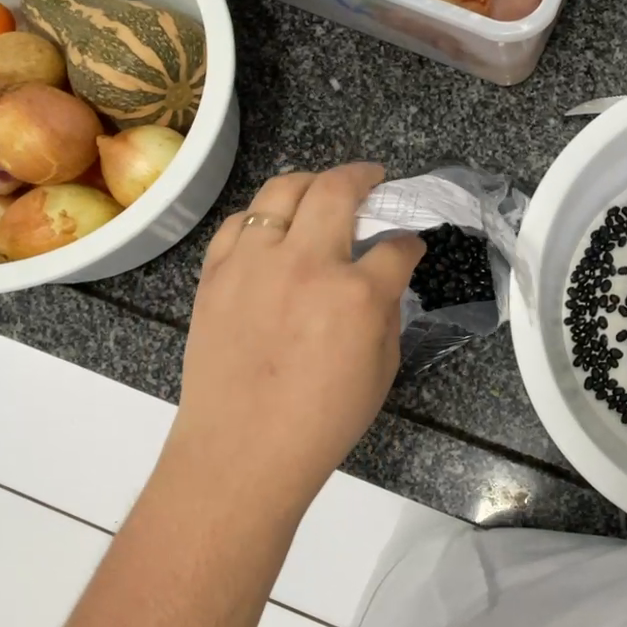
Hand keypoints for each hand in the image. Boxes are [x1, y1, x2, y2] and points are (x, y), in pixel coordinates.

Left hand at [171, 164, 423, 504]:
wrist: (242, 450)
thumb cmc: (322, 422)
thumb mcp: (381, 370)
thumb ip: (386, 313)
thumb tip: (382, 282)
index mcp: (357, 295)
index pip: (397, 248)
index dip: (411, 243)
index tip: (410, 246)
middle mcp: (307, 264)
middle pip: (338, 190)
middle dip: (364, 175)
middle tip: (373, 177)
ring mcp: (255, 263)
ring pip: (283, 190)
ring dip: (311, 181)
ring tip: (322, 188)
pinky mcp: (216, 274)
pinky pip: (239, 223)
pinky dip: (263, 216)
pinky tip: (273, 225)